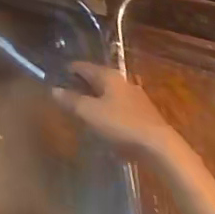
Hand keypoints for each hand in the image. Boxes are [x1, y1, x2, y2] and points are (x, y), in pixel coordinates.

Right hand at [53, 62, 172, 153]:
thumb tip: (54, 89)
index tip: (55, 76)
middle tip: (66, 94)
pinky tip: (103, 124)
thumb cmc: (121, 124)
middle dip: (81, 85)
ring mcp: (135, 98)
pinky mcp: (144, 115)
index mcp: (108, 76)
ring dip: (95, 100)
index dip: (68, 70)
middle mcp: (122, 81)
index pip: (82, 66)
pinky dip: (107, 111)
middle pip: (96, 79)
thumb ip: (71, 100)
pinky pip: (119, 108)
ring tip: (82, 110)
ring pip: (108, 94)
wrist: (160, 147)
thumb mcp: (89, 113)